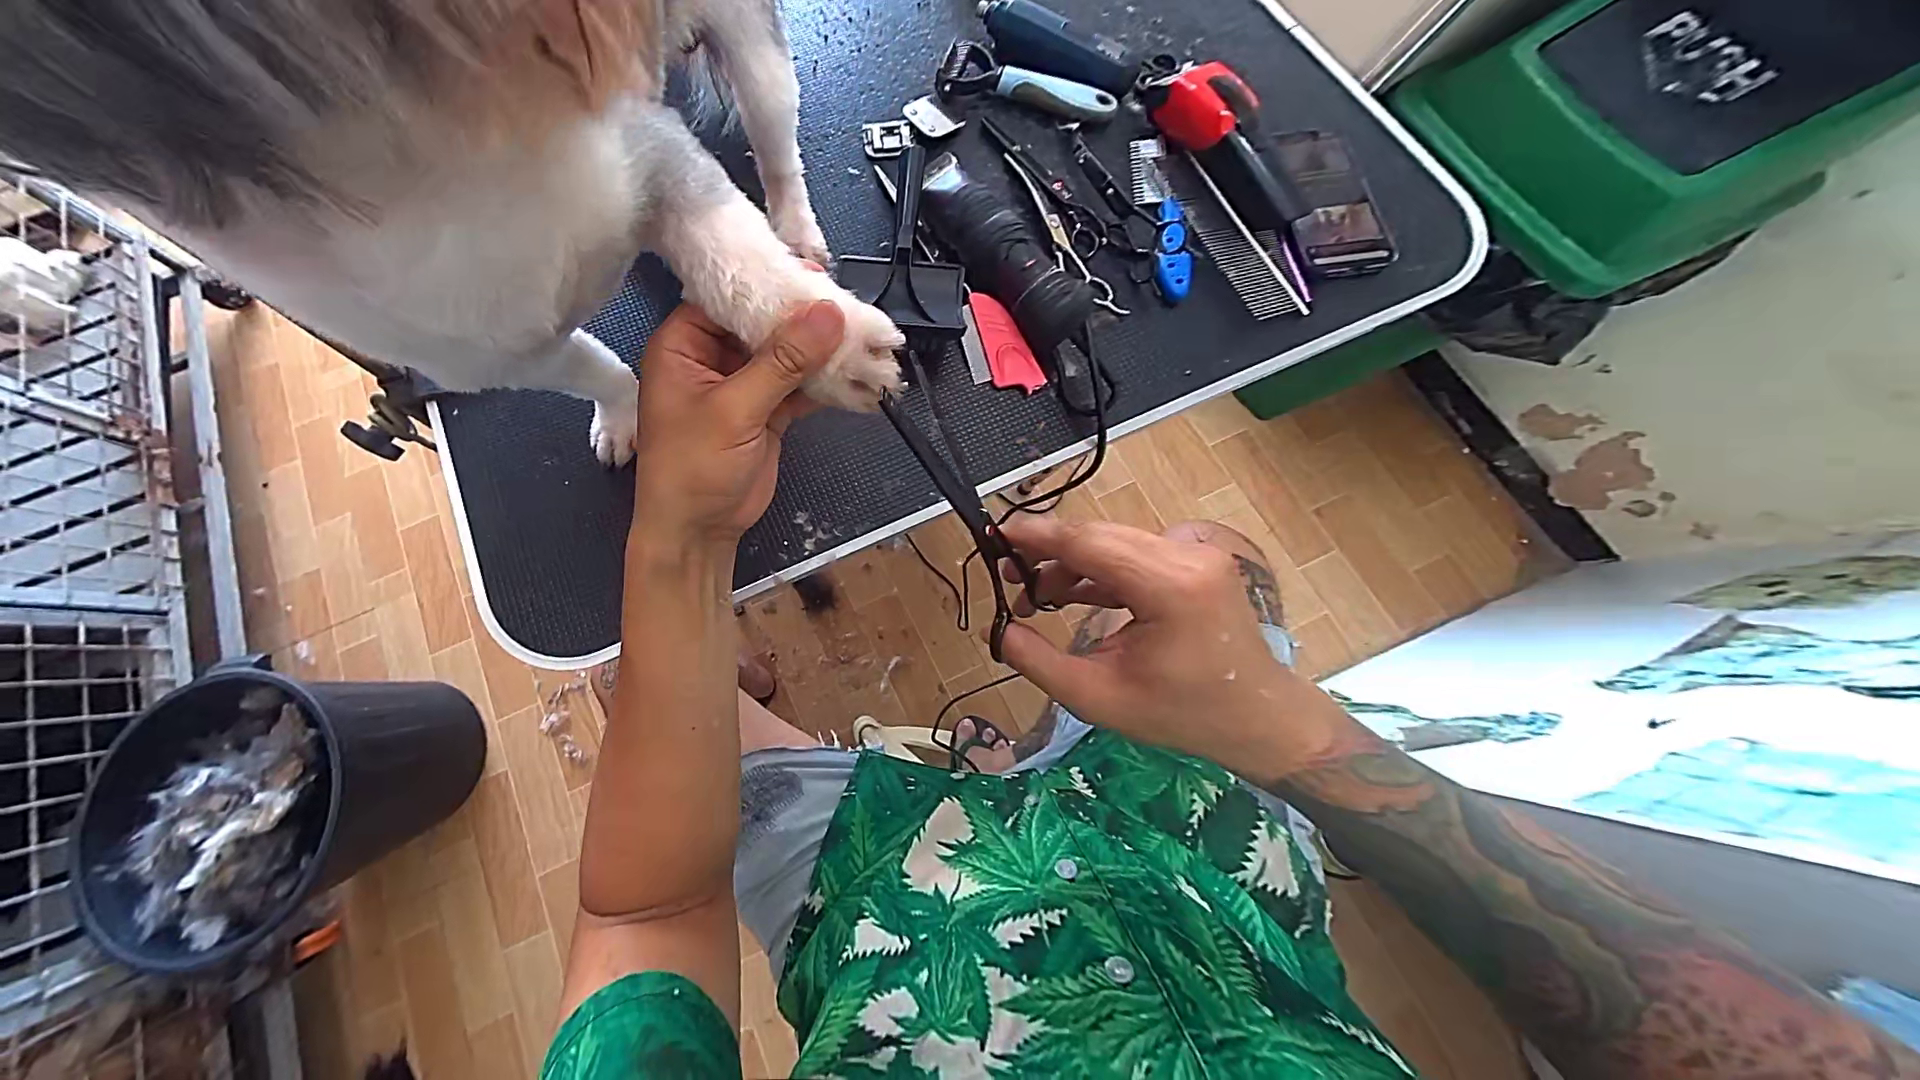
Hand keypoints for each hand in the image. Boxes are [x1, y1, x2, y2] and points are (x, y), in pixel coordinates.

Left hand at [631, 299, 845, 545]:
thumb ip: (783, 361)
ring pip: (787, 358)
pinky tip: (855, 377)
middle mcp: (713, 359)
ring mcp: (744, 387)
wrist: (700, 531)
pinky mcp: (768, 412)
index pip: (731, 301)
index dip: (771, 287)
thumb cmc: (694, 467)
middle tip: (849, 308)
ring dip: (821, 354)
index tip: (816, 276)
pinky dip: (825, 385)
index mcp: (685, 345)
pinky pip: (800, 388)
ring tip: (863, 340)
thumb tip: (827, 314)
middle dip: (804, 322)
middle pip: (764, 327)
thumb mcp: (736, 408)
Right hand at [995, 517, 1362, 775]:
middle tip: (1007, 575)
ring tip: (1032, 595)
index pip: (1089, 542)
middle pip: (1099, 536)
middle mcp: (1188, 556)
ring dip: (1070, 563)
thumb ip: (1038, 661)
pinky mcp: (1195, 562)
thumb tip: (996, 629)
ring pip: (1114, 543)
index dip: (1037, 536)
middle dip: (1047, 552)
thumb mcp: (1098, 698)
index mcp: (1170, 586)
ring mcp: (1196, 555)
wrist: (1258, 719)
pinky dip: (1098, 571)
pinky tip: (1067, 595)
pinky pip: (1134, 555)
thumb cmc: (1182, 715)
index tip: (996, 536)